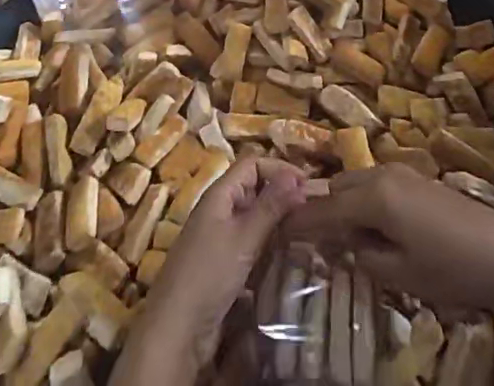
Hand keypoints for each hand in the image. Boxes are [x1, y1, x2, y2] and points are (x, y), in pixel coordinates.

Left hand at [114, 158, 311, 383]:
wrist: (178, 329)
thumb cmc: (209, 274)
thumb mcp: (243, 237)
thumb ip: (270, 207)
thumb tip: (296, 176)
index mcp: (219, 195)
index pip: (252, 164)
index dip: (279, 169)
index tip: (308, 186)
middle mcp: (220, 211)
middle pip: (254, 189)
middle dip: (283, 194)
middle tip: (315, 210)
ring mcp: (222, 238)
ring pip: (255, 218)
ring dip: (279, 221)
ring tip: (309, 231)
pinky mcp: (226, 265)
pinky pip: (253, 244)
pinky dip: (271, 245)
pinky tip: (290, 257)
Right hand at [283, 163, 493, 310]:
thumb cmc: (452, 267)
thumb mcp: (400, 273)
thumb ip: (362, 256)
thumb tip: (344, 246)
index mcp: (371, 196)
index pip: (322, 208)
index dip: (298, 221)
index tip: (276, 231)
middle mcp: (380, 174)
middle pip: (336, 187)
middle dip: (321, 211)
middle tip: (312, 241)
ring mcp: (400, 172)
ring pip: (355, 183)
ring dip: (343, 205)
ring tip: (344, 237)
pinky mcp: (416, 179)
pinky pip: (375, 185)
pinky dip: (363, 202)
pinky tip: (374, 228)